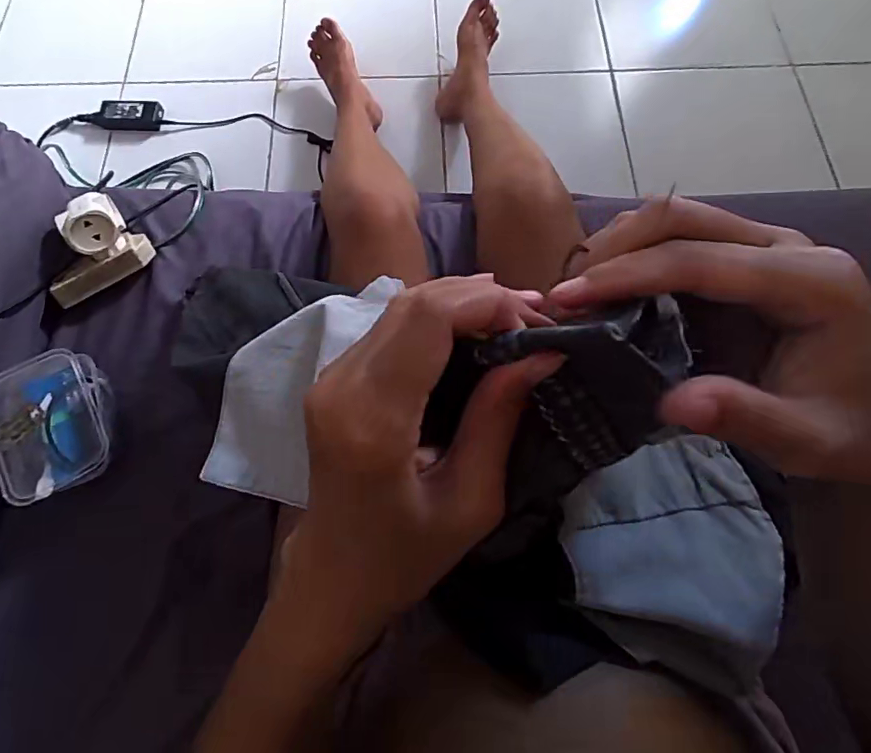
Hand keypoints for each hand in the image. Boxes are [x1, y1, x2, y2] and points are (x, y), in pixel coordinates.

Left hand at [277, 276, 562, 647]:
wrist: (332, 573)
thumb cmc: (405, 556)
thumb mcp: (471, 501)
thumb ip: (498, 419)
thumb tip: (540, 354)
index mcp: (373, 418)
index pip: (426, 319)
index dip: (484, 303)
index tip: (535, 323)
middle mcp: (341, 382)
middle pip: (412, 302)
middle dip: (478, 297)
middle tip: (533, 316)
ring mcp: (329, 374)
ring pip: (399, 306)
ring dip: (457, 301)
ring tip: (512, 315)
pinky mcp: (332, 374)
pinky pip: (388, 326)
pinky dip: (434, 317)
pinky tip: (471, 326)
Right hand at [552, 196, 870, 492]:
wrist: (858, 426)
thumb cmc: (834, 435)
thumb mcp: (802, 441)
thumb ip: (744, 418)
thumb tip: (674, 403)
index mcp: (815, 281)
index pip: (701, 259)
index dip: (627, 274)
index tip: (567, 298)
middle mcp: (789, 246)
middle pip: (679, 217)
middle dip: (612, 249)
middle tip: (564, 292)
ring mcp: (760, 242)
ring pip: (669, 215)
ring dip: (613, 244)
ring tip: (574, 288)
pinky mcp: (734, 250)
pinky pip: (669, 232)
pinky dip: (626, 251)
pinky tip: (600, 283)